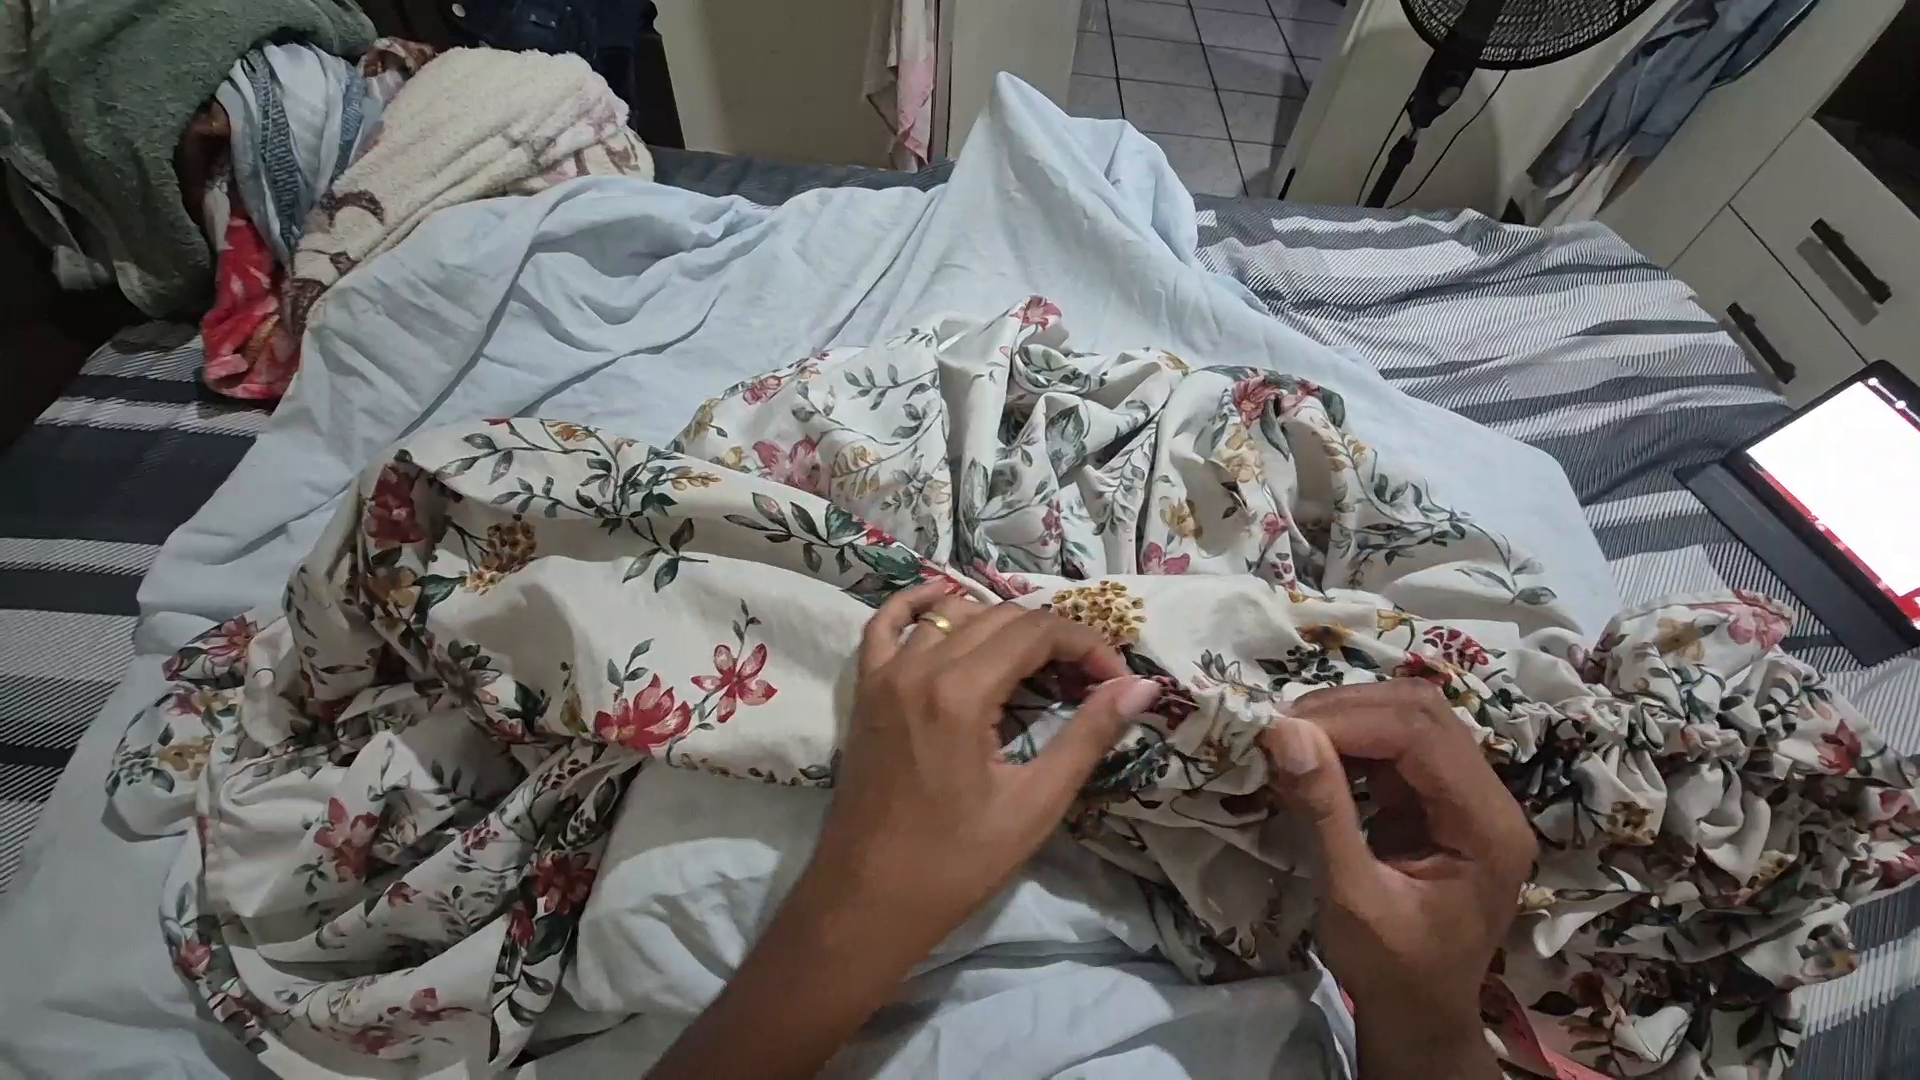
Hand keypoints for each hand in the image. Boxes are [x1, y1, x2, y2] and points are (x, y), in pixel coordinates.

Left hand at [813, 580, 1163, 950]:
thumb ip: (1088, 736)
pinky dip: (918, 605)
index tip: (1116, 679)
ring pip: (952, 615)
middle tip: (1087, 678)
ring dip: (1001, 624)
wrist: (867, 898)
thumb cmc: (956, 862)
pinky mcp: (866, 688)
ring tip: (1036, 660)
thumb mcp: (1034, 804)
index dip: (1087, 646)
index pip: (1038, 634)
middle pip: (1001, 618)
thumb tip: (1141, 688)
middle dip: (1054, 638)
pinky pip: (886, 624)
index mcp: (961, 693)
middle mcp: (919, 667)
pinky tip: (946, 600)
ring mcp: (885, 673)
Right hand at [1262, 679, 1535, 1079]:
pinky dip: (1348, 735)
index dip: (1348, 720)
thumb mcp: (1352, 897)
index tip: (1281, 732)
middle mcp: (1488, 797)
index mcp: (1485, 825)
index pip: (1420, 733)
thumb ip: (1324, 812)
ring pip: (1408, 714)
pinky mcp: (1436, 795)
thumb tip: (1284, 732)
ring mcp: (1464, 793)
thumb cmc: (1393, 969)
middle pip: (1421, 709)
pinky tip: (1314, 753)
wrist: (1420, 1013)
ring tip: (1291, 738)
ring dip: (1345, 715)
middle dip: (1345, 708)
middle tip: (1282, 731)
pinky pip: (1394, 739)